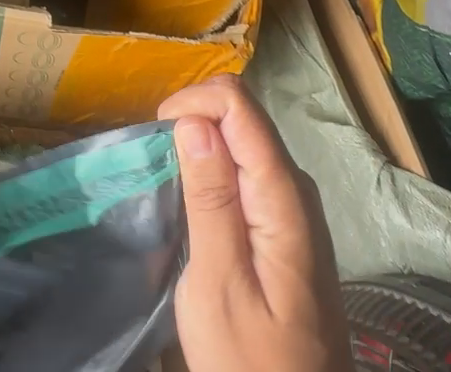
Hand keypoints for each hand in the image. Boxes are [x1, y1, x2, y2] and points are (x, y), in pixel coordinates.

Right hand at [160, 75, 350, 371]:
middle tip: (156, 170)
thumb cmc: (252, 363)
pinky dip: (211, 170)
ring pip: (241, 142)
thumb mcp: (220, 285)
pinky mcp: (283, 227)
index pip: (239, 106)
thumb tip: (194, 122)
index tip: (155, 142)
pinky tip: (190, 204)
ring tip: (166, 185)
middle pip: (241, 116)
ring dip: (199, 146)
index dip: (192, 105)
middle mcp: (295, 188)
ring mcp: (293, 208)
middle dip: (192, 123)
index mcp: (283, 196)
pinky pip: (244, 171)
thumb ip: (211, 200)